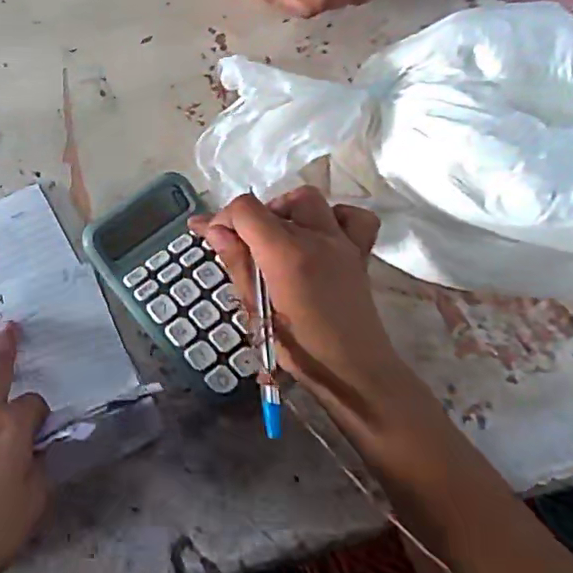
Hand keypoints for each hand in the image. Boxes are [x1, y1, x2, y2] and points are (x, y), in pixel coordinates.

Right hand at [188, 188, 411, 408]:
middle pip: (275, 202)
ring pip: (311, 201)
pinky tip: (316, 237)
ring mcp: (343, 243)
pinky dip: (332, 218)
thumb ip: (237, 263)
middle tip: (240, 245)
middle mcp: (317, 239)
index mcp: (286, 254)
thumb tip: (214, 231)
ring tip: (275, 237)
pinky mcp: (359, 253)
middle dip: (251, 216)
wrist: (353, 371)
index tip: (212, 239)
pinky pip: (353, 218)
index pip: (246, 209)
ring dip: (287, 211)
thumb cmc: (299, 348)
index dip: (223, 219)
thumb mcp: (255, 308)